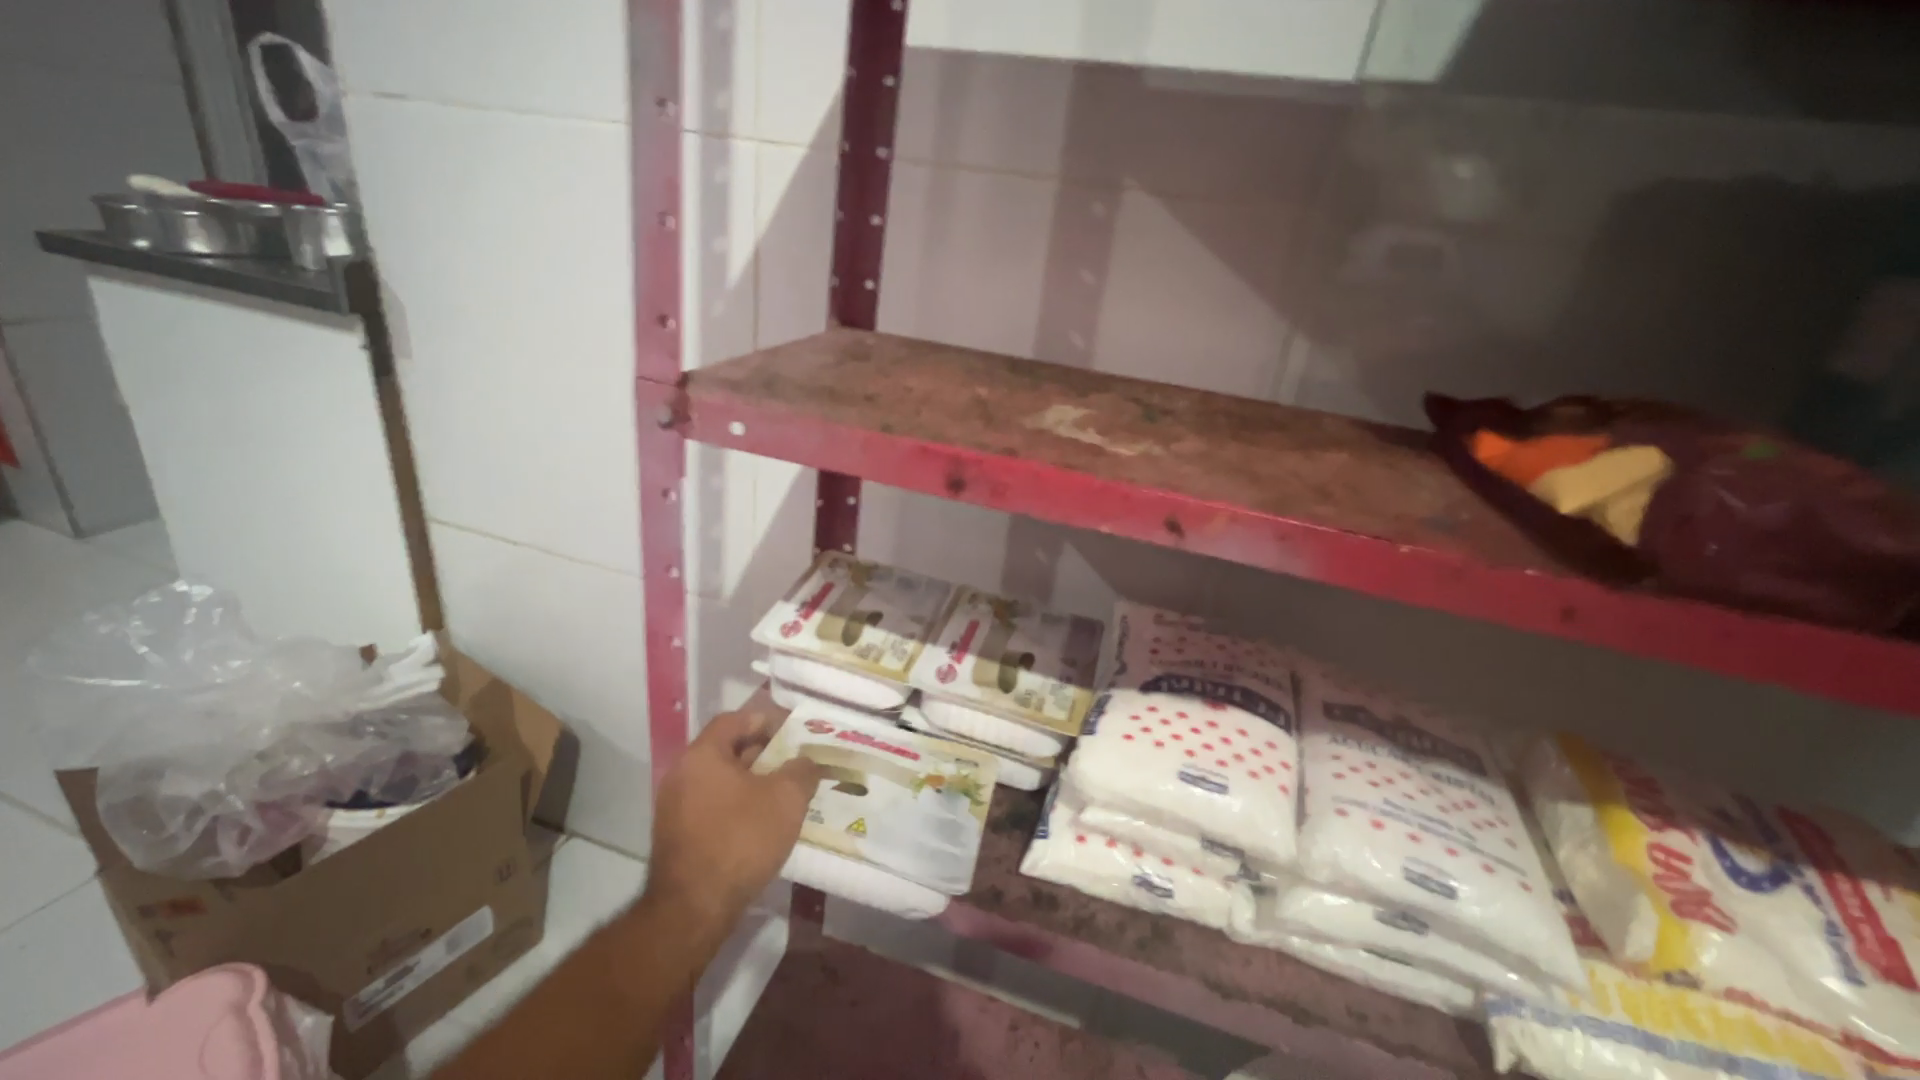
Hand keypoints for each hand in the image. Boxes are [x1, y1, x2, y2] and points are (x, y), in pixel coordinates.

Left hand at [643, 708, 823, 933]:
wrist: (694, 907)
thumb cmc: (741, 840)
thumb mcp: (786, 799)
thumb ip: (801, 771)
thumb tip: (805, 762)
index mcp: (702, 755)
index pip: (734, 720)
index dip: (766, 720)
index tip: (794, 732)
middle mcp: (681, 774)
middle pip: (727, 751)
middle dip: (764, 754)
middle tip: (796, 764)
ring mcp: (674, 808)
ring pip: (721, 782)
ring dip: (752, 784)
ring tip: (785, 795)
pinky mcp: (677, 837)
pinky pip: (713, 808)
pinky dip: (738, 808)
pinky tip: (763, 826)